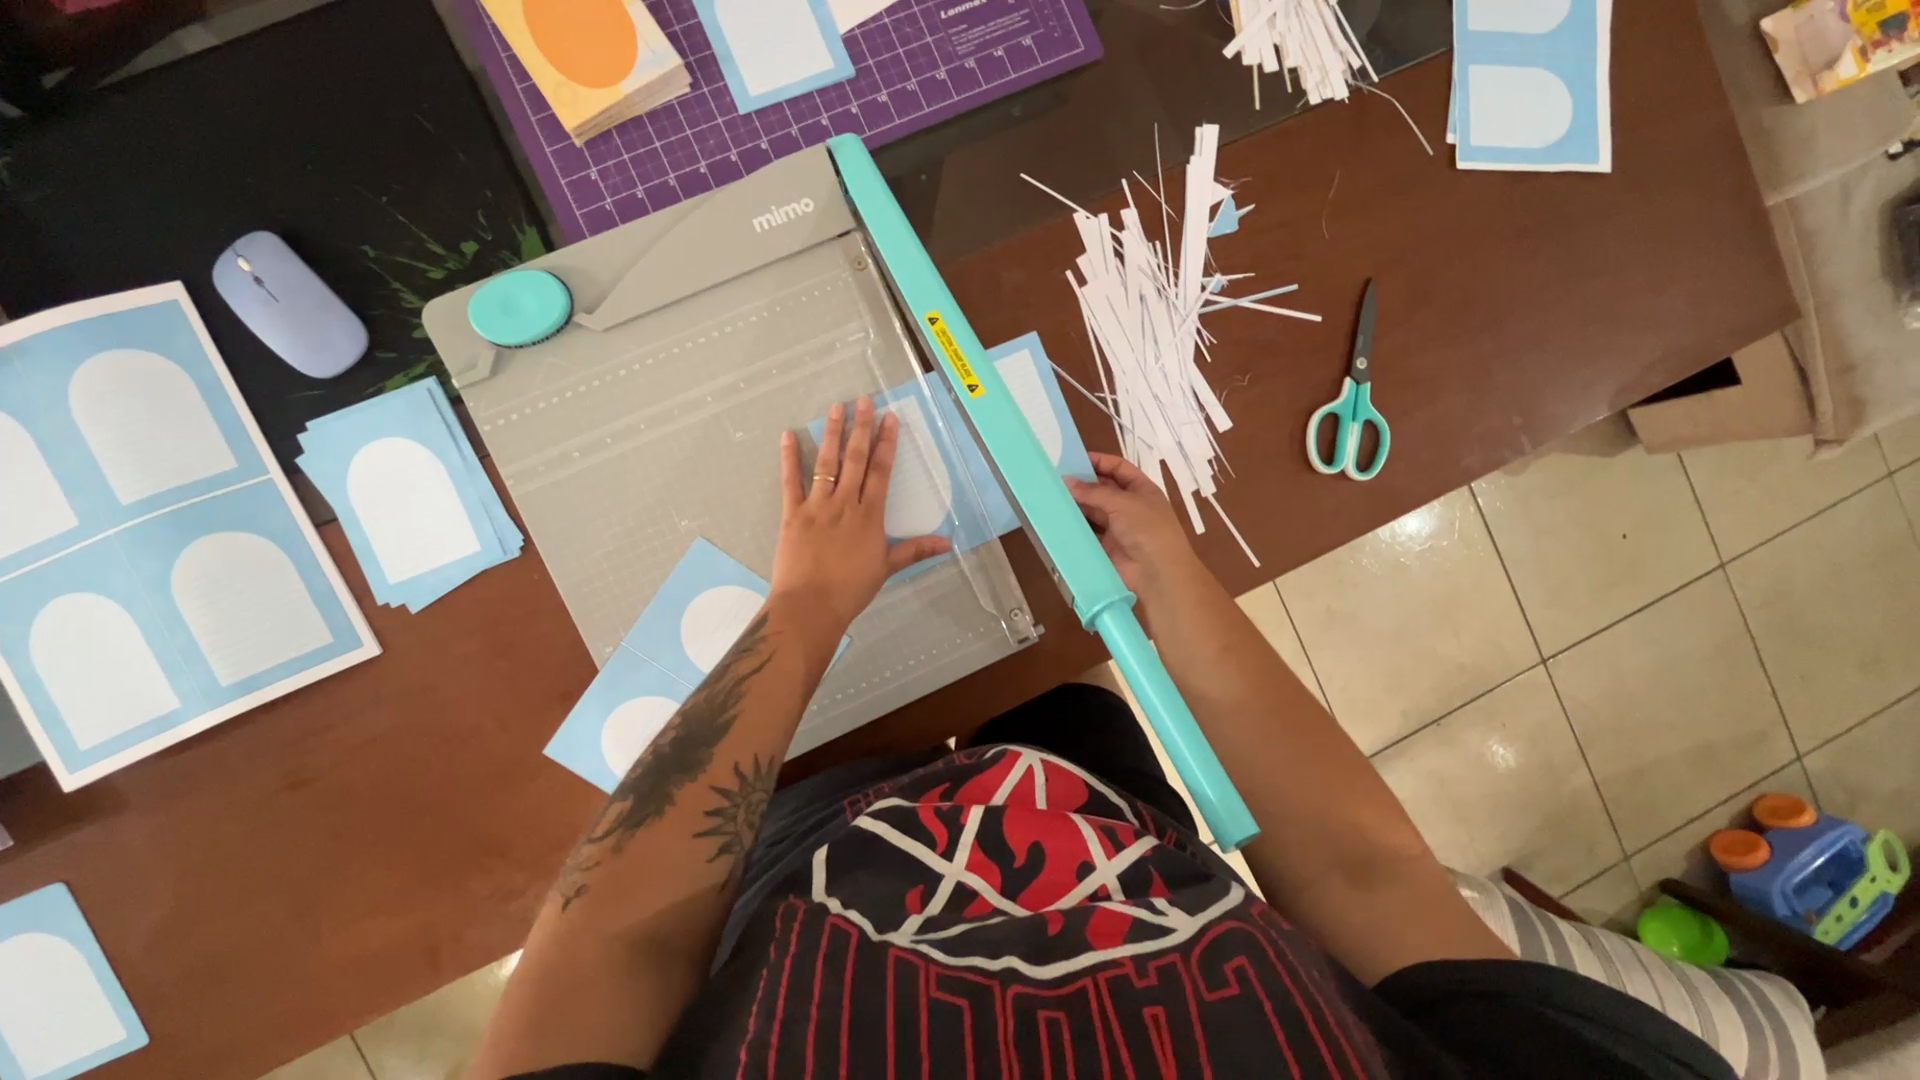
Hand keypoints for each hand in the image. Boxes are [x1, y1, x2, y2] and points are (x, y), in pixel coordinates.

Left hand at [770, 396, 950, 652]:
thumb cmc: (850, 590)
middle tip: (863, 400)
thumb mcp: (886, 568)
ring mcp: (817, 506)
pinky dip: (789, 458)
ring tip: (835, 408)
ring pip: (827, 463)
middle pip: (855, 459)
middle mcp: (845, 504)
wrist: (810, 607)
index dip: (886, 443)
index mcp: (869, 516)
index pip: (880, 471)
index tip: (889, 419)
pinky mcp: (792, 514)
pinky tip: (788, 436)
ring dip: (832, 434)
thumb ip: (914, 550)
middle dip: (861, 428)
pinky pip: (790, 481)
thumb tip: (948, 543)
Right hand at [1065, 452, 1203, 602]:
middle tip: (1054, 478)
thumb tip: (1066, 480)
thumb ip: (1093, 491)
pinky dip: (1074, 527)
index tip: (1073, 459)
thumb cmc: (1147, 529)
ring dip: (1075, 505)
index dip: (1099, 461)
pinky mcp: (1106, 547)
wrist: (1157, 572)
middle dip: (1082, 484)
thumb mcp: (1123, 502)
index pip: (1118, 468)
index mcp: (1141, 489)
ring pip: (1092, 511)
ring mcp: (1117, 527)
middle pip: (1102, 489)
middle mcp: (1129, 506)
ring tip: (1050, 497)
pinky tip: (1056, 521)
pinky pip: (1087, 533)